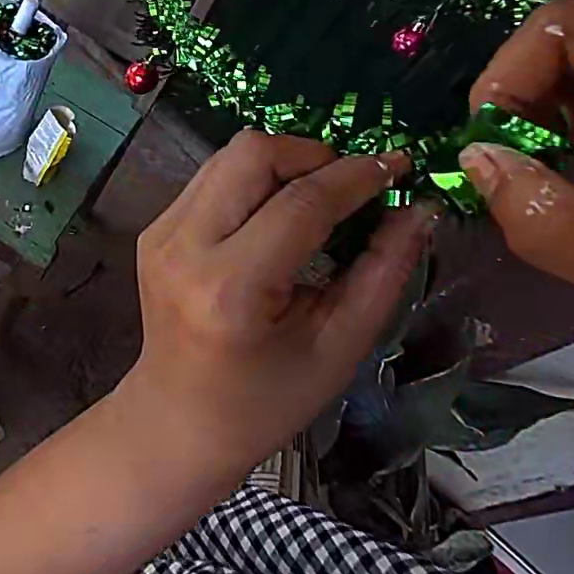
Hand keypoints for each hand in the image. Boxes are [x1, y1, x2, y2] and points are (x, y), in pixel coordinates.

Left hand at [119, 131, 433, 486]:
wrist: (178, 420)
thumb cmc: (265, 401)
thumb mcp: (337, 348)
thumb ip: (382, 272)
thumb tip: (417, 209)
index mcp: (229, 288)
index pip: (300, 203)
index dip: (355, 176)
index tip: (395, 164)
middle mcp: (184, 245)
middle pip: (253, 153)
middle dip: (313, 154)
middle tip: (350, 184)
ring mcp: (162, 230)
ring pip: (231, 154)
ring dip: (284, 162)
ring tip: (318, 196)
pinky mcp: (156, 225)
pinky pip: (214, 175)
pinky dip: (255, 179)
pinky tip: (276, 213)